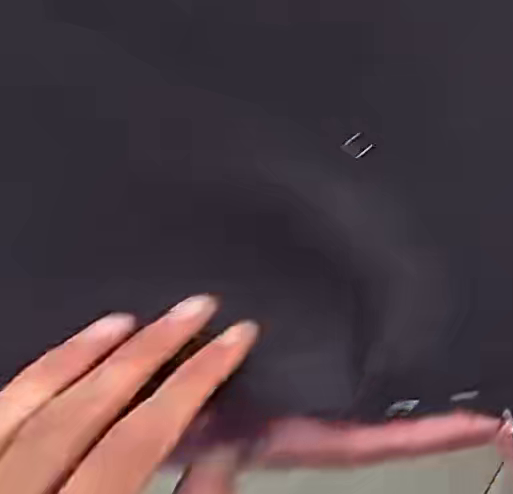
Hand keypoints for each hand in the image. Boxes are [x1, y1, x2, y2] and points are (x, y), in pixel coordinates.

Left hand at [0, 297, 256, 493]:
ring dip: (68, 364)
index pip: (139, 437)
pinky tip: (42, 370)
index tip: (242, 332)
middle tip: (197, 306)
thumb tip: (224, 452)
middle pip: (72, 418)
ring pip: (0, 420)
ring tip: (121, 322)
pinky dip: (9, 396)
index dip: (197, 378)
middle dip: (144, 353)